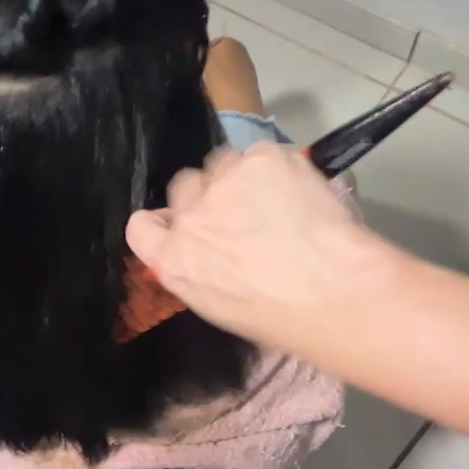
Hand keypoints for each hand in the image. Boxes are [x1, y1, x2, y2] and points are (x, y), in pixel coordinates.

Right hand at [125, 143, 408, 353]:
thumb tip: (200, 251)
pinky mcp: (263, 158)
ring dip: (238, 176)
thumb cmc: (275, 315)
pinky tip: (295, 190)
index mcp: (173, 260)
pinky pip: (260, 152)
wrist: (328, 289)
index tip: (183, 226)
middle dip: (205, 195)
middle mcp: (190, 216)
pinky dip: (275, 167)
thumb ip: (195, 269)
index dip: (163, 223)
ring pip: (221, 163)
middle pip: (183, 185)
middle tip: (239, 213)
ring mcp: (225, 181)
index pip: (140, 227)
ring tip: (272, 199)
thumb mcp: (216, 306)